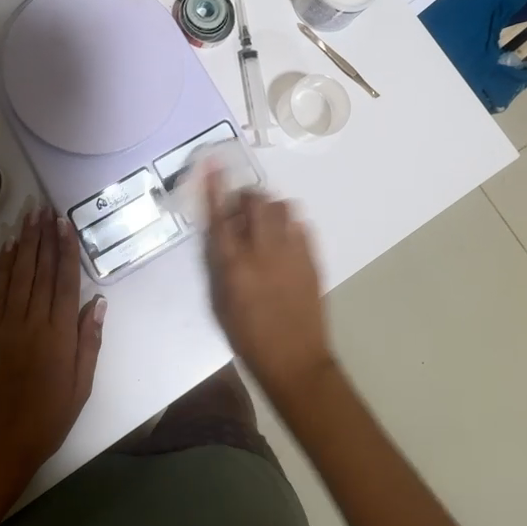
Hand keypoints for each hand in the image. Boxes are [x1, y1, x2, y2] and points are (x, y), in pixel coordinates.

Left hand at [0, 203, 105, 487]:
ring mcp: (6, 324)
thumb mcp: (81, 386)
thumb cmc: (47, 419)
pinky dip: (2, 265)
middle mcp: (32, 322)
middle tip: (46, 206)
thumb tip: (98, 300)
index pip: (64, 282)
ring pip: (19, 274)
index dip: (65, 249)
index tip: (65, 222)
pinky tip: (7, 245)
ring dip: (25, 241)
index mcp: (59, 336)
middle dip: (44, 236)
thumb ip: (89, 341)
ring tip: (28, 214)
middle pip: (40, 270)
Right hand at [203, 165, 334, 394]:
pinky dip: (291, 224)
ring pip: (283, 207)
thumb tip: (222, 232)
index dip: (216, 186)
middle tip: (242, 204)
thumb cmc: (248, 337)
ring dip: (270, 207)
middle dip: (247, 195)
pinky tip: (285, 238)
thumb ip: (220, 262)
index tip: (213, 163)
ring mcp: (292, 253)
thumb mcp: (221, 301)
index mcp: (234, 265)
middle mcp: (263, 252)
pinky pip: (302, 225)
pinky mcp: (313, 259)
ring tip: (265, 220)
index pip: (221, 215)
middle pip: (256, 202)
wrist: (295, 362)